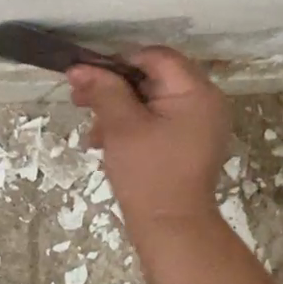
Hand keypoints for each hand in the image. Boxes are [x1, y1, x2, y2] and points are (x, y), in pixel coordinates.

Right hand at [66, 47, 229, 236]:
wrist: (170, 226)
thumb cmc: (148, 173)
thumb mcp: (121, 128)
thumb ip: (103, 92)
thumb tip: (78, 67)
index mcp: (196, 92)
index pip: (156, 57)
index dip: (119, 62)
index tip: (87, 78)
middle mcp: (204, 102)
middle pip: (153, 77)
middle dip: (114, 87)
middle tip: (79, 99)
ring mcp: (197, 124)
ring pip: (151, 100)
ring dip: (117, 108)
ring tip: (90, 129)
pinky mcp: (187, 142)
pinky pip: (156, 120)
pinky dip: (130, 125)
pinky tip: (104, 142)